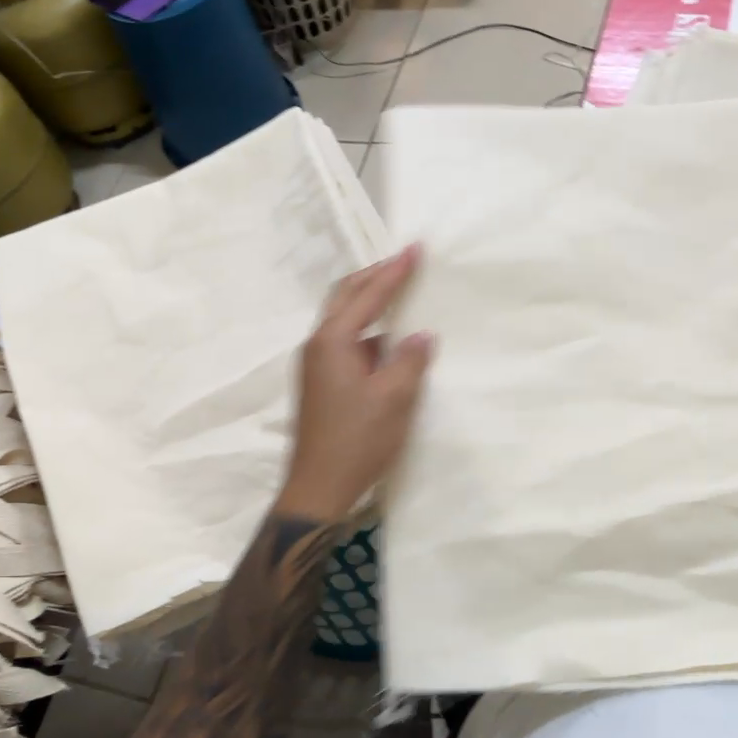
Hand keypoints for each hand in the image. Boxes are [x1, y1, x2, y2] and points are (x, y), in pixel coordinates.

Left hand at [274, 245, 435, 522]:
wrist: (318, 488)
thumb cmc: (357, 442)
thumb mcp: (394, 400)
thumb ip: (409, 361)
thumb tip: (422, 336)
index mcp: (333, 342)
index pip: (368, 295)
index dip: (394, 272)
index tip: (415, 249)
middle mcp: (317, 345)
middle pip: (346, 298)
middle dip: (375, 278)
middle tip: (403, 262)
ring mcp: (315, 365)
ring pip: (344, 320)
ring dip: (370, 304)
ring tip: (400, 294)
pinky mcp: (320, 384)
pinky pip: (345, 343)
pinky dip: (368, 333)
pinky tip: (389, 342)